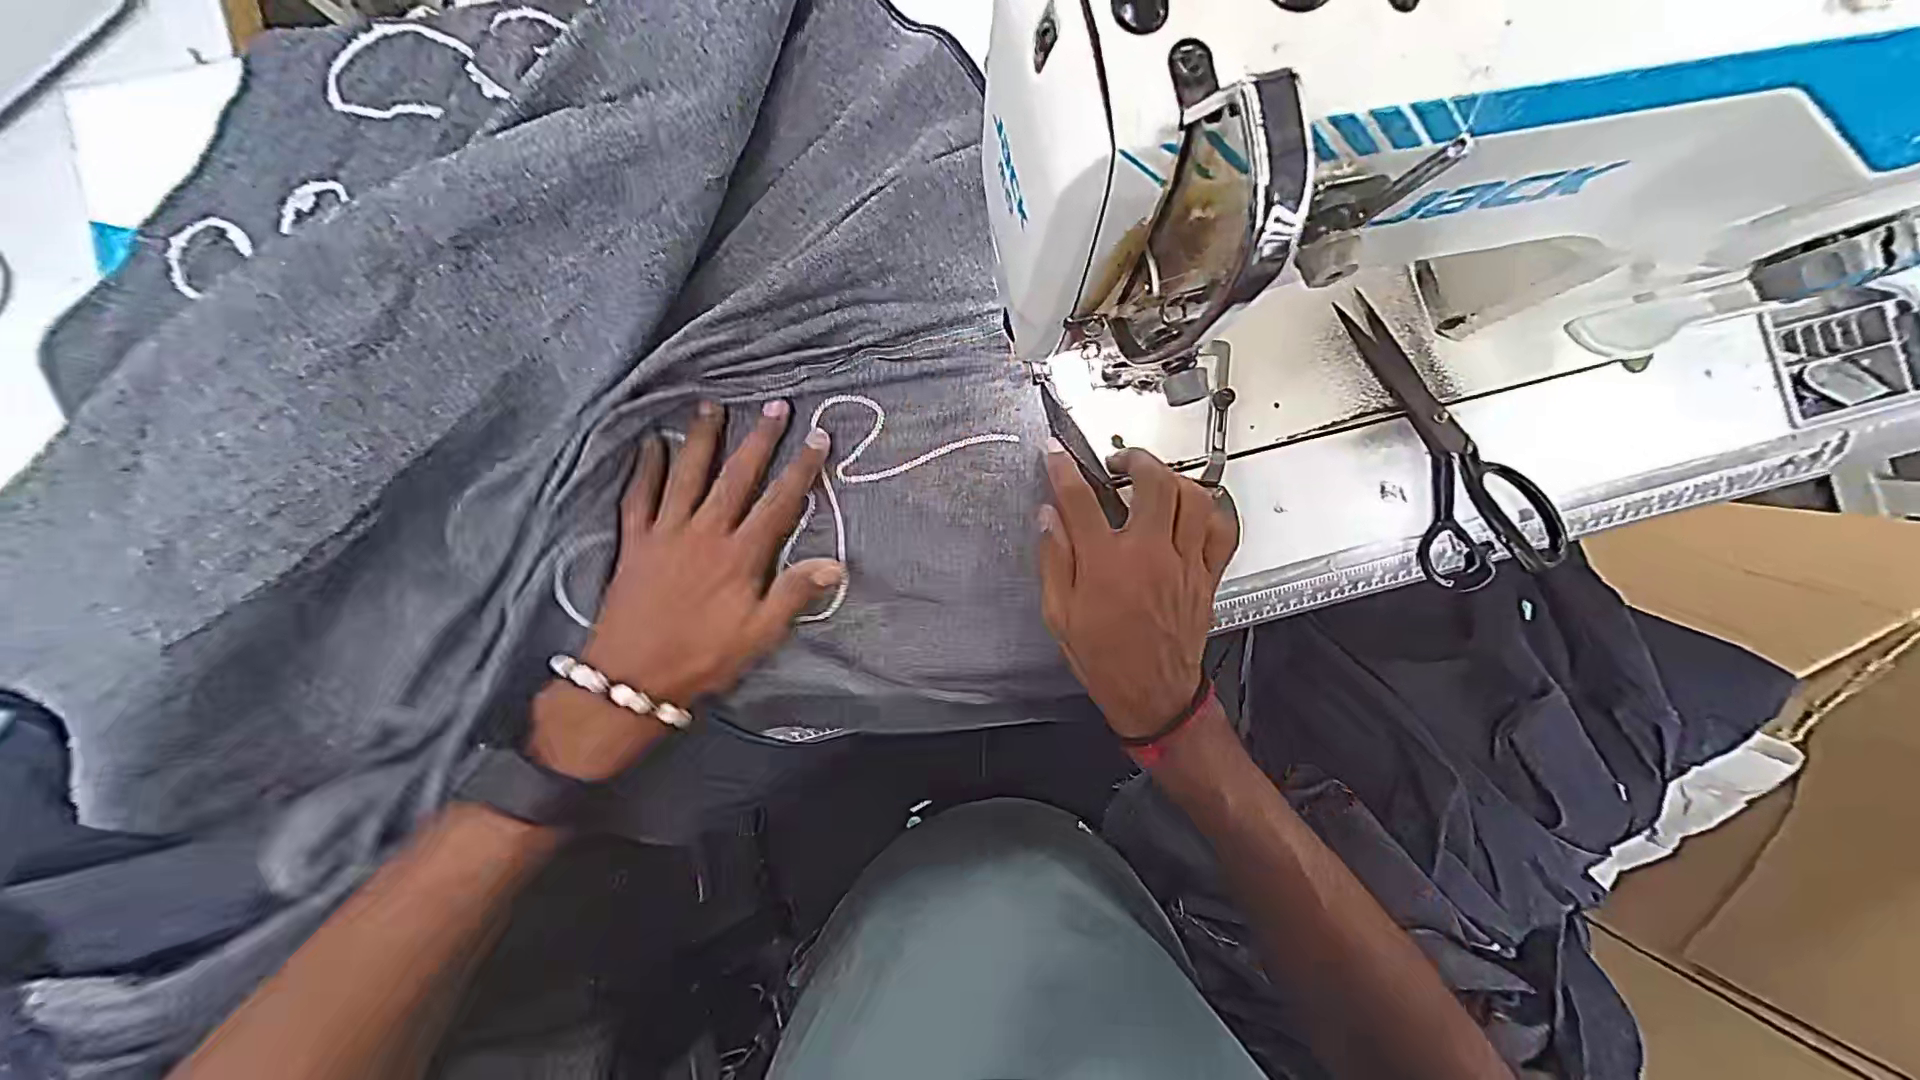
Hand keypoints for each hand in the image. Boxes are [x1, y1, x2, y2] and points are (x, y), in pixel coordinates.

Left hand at [530, 400, 841, 779]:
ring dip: (702, 439)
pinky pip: (639, 497)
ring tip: (711, 405)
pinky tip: (651, 444)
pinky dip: (646, 468)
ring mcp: (666, 533)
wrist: (631, 678)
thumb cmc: (703, 657)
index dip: (801, 468)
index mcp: (741, 556)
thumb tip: (836, 564)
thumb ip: (794, 594)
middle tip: (774, 406)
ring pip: (687, 475)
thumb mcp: (759, 634)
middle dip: (759, 440)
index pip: (779, 502)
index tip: (816, 437)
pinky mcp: (635, 542)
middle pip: (737, 477)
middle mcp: (705, 533)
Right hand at [1037, 442, 1238, 738]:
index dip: (1063, 470)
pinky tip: (1192, 508)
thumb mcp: (1060, 614)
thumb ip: (1053, 560)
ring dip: (1172, 477)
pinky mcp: (1206, 575)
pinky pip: (1221, 529)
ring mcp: (1183, 563)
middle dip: (1133, 459)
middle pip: (1152, 483)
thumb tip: (1049, 519)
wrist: (1153, 694)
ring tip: (1154, 477)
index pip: (1080, 499)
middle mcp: (1149, 556)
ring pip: (1192, 497)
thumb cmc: (1105, 659)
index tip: (1055, 456)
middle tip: (1118, 461)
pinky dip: (1210, 509)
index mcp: (1105, 564)